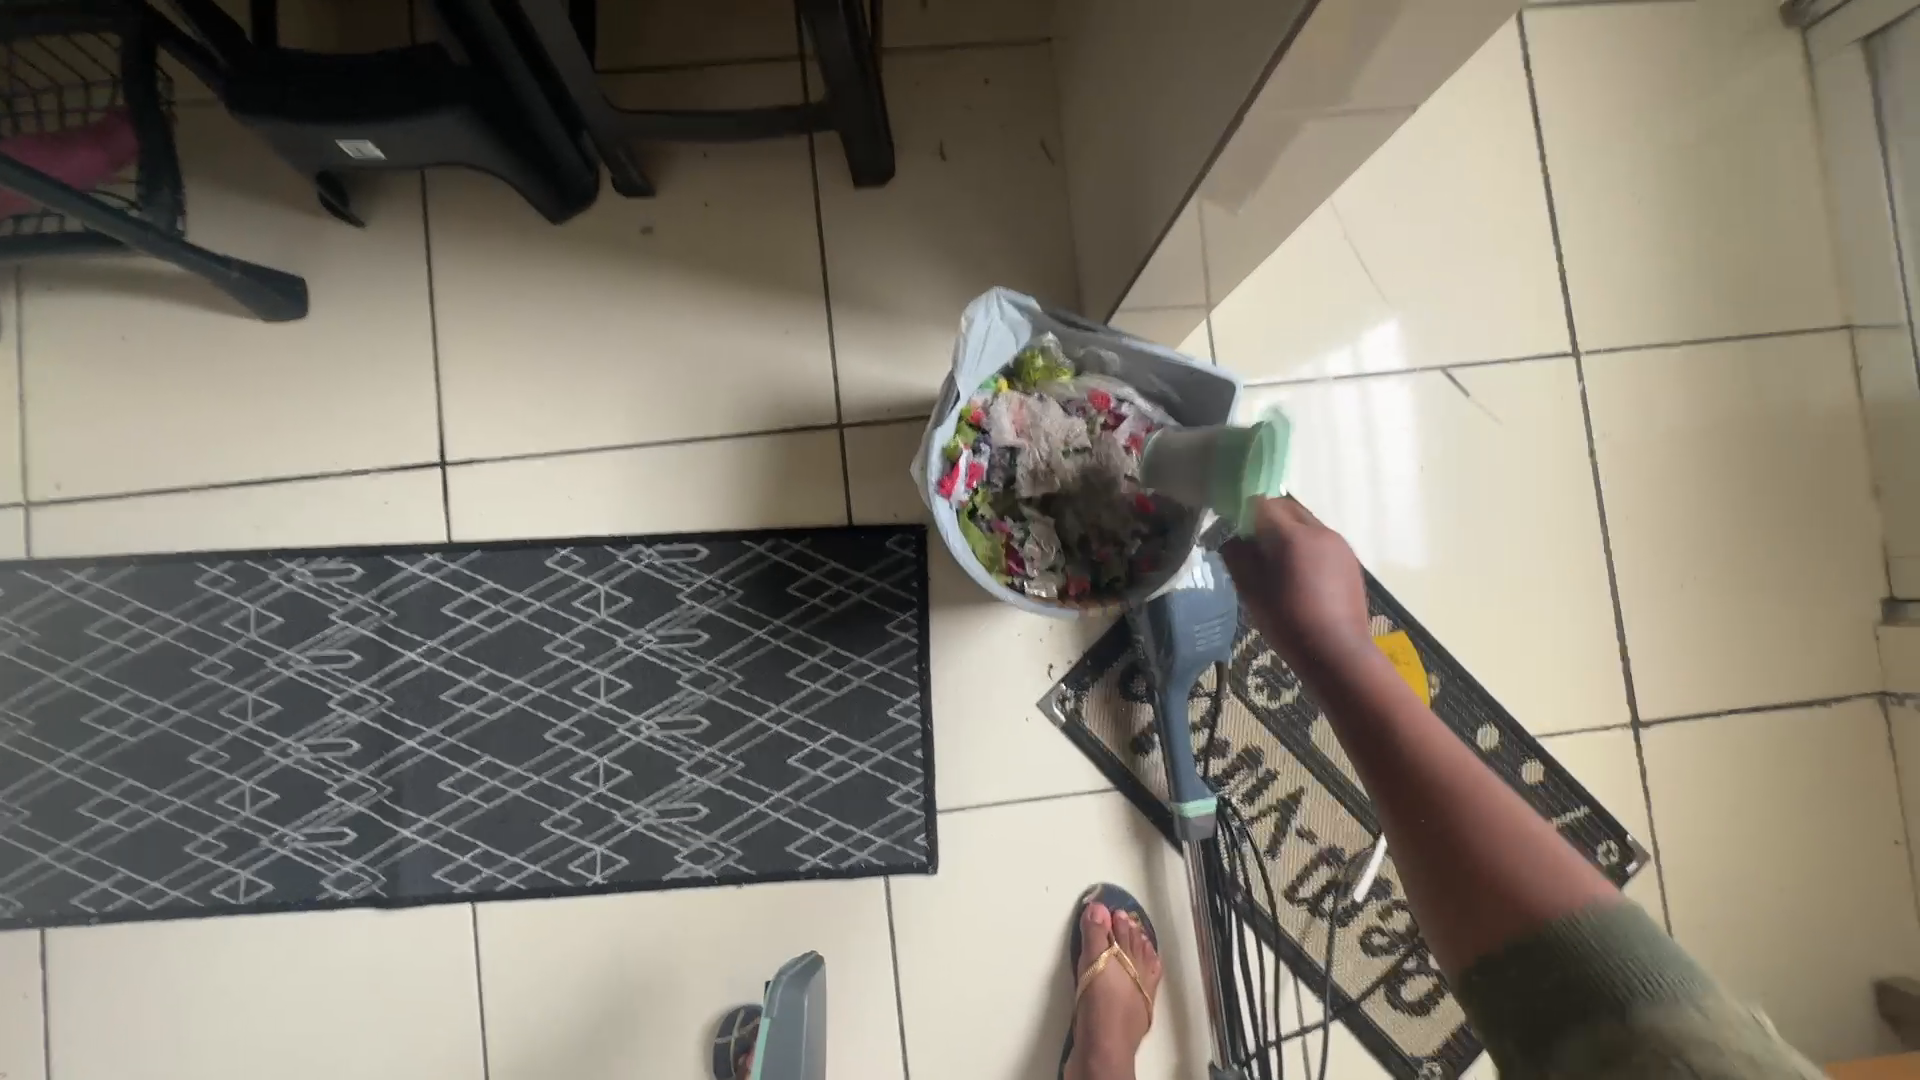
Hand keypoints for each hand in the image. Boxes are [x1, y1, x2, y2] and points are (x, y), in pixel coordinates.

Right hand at [1220, 497, 1373, 674]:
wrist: (1337, 652)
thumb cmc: (1286, 621)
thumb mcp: (1249, 589)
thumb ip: (1236, 555)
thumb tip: (1232, 538)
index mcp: (1292, 536)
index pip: (1262, 503)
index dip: (1243, 512)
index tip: (1232, 529)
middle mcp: (1319, 531)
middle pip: (1287, 508)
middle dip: (1266, 518)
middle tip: (1251, 544)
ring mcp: (1339, 544)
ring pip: (1305, 523)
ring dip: (1287, 532)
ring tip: (1276, 562)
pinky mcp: (1350, 560)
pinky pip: (1321, 540)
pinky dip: (1305, 546)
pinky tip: (1299, 575)